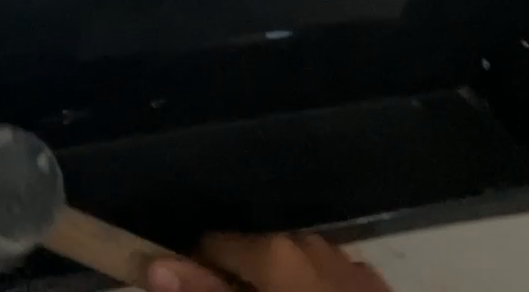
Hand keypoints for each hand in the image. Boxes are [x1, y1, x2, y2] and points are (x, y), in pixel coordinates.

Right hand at [145, 234, 390, 291]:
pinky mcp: (374, 285)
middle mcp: (305, 242)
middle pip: (250, 254)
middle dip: (237, 283)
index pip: (210, 245)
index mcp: (272, 250)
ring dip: (274, 289)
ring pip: (290, 267)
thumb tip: (155, 266)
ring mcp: (345, 261)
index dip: (197, 275)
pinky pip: (326, 280)